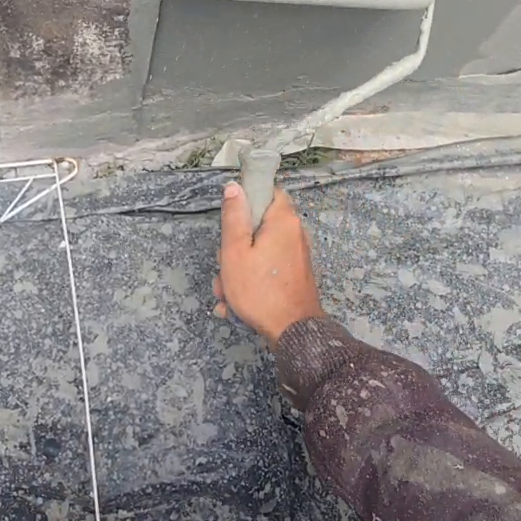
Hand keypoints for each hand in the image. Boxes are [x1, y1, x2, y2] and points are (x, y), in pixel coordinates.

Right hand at [215, 181, 325, 343]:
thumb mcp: (235, 251)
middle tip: (224, 267)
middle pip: (258, 225)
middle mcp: (294, 233)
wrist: (293, 333)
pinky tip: (237, 304)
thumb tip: (234, 186)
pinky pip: (267, 268)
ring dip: (238, 269)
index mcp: (283, 220)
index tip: (232, 221)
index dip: (247, 201)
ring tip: (227, 294)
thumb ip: (233, 217)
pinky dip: (251, 280)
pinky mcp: (294, 274)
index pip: (268, 191)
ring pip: (259, 251)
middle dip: (235, 246)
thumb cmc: (260, 290)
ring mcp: (296, 255)